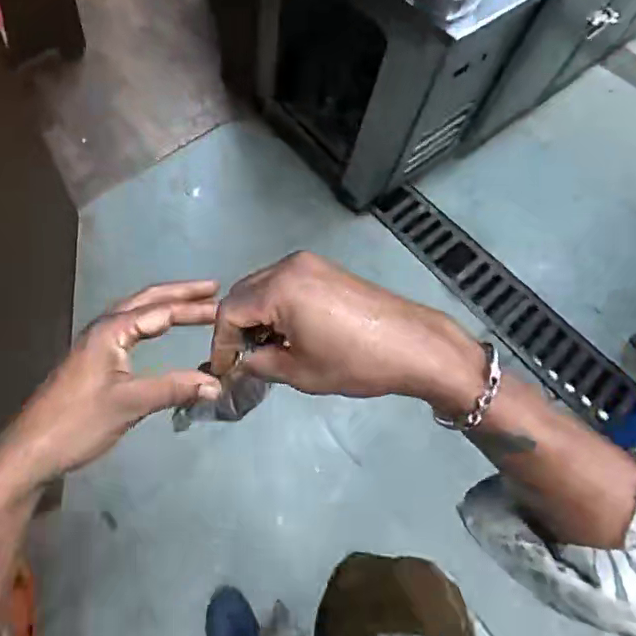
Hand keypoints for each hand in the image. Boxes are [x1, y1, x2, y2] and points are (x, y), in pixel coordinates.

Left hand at [0, 280, 223, 493]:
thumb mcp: (129, 405)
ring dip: (165, 303)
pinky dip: (152, 320)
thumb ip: (173, 389)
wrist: (29, 451)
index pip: (161, 311)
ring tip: (193, 301)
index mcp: (111, 330)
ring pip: (136, 311)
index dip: (194, 308)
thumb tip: (216, 383)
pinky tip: (160, 329)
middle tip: (212, 287)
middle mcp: (103, 327)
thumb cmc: (78, 423)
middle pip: (147, 300)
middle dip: (180, 293)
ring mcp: (95, 342)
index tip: (223, 305)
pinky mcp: (93, 358)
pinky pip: (130, 326)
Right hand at [210, 253, 485, 415]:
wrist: (413, 344)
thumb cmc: (355, 361)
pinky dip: (276, 304)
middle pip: (244, 292)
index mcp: (280, 288)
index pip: (230, 311)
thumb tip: (242, 362)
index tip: (225, 370)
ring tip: (265, 348)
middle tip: (242, 360)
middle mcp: (290, 266)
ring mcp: (310, 263)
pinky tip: (287, 331)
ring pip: (263, 285)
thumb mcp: (300, 371)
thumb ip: (260, 363)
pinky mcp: (325, 268)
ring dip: (256, 314)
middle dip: (236, 326)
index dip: (222, 344)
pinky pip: (285, 282)